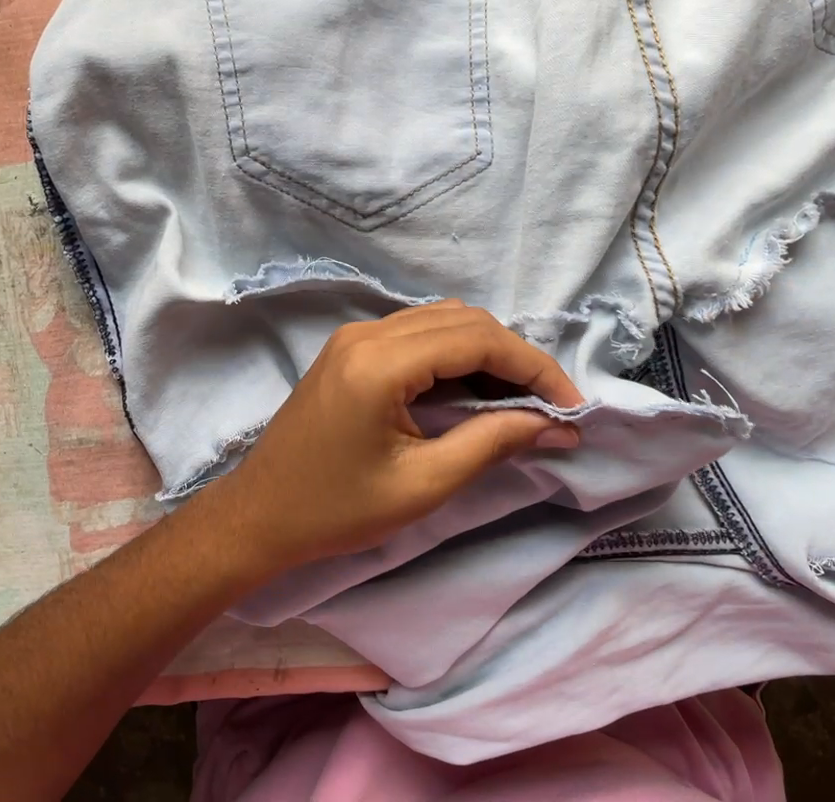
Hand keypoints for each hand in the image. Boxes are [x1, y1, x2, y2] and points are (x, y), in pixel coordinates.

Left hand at [197, 301, 583, 573]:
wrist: (262, 513)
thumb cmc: (337, 509)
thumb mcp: (423, 484)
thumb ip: (491, 443)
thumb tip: (555, 425)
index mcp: (379, 363)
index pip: (477, 339)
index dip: (534, 368)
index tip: (572, 407)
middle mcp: (366, 334)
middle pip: (463, 321)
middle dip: (516, 358)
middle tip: (550, 408)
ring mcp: (354, 337)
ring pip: (442, 321)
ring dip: (487, 354)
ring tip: (519, 403)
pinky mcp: (350, 349)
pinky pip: (417, 334)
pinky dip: (455, 355)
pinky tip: (475, 392)